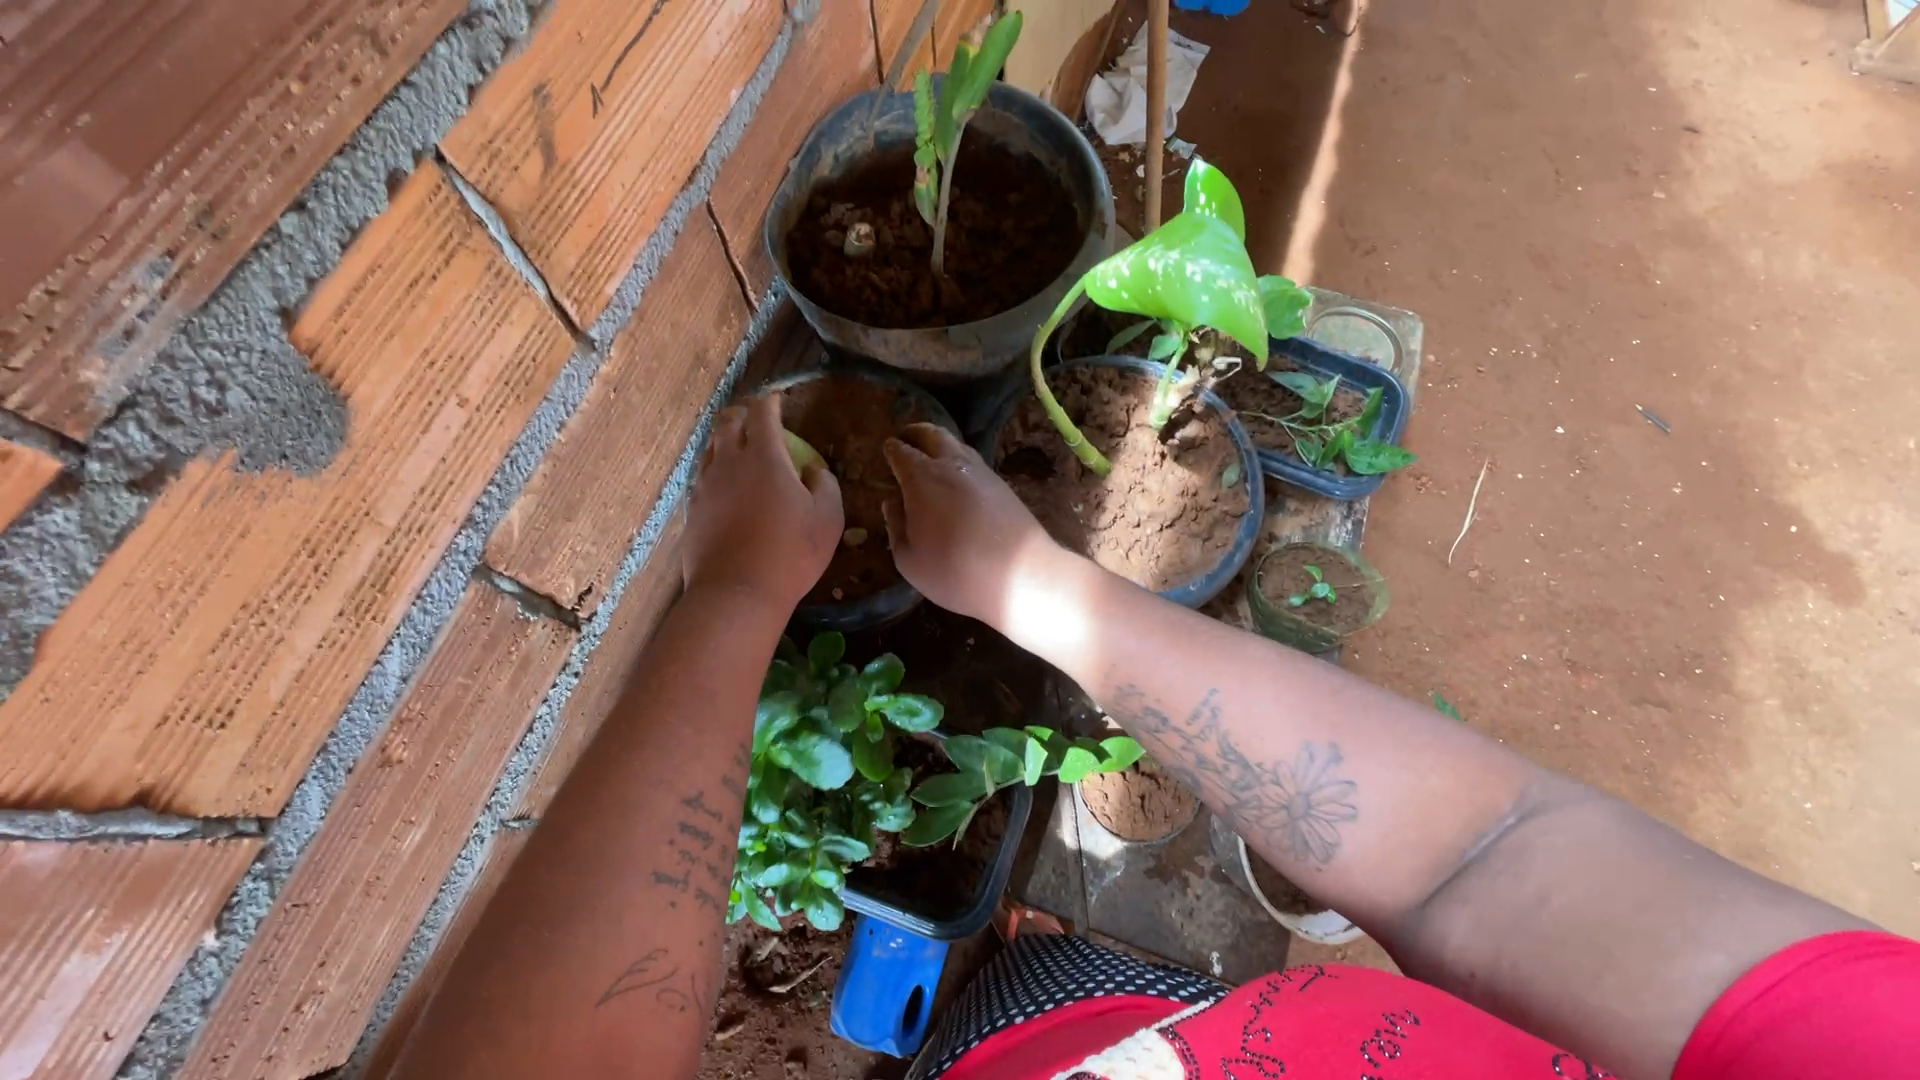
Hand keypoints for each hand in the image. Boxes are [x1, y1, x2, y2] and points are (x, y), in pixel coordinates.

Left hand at [683, 394, 842, 609]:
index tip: (778, 401)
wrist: (737, 592)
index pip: (763, 414)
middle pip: (728, 423)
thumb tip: (812, 470)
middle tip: (756, 420)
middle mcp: (729, 463)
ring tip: (738, 449)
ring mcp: (706, 486)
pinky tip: (725, 487)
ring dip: (725, 441)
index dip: (771, 403)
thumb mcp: (828, 519)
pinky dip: (716, 471)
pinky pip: (702, 478)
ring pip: (710, 449)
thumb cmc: (791, 554)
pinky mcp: (693, 511)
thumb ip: (824, 485)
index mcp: (765, 457)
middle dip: (743, 415)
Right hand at [880, 423, 1061, 625]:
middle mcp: (952, 465)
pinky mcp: (1003, 485)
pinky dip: (959, 460)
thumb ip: (896, 526)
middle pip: (932, 435)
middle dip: (916, 433)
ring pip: (956, 444)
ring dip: (939, 443)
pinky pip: (974, 462)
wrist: (1021, 575)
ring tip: (931, 454)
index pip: (902, 452)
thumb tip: (892, 503)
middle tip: (906, 436)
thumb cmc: (955, 571)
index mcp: (922, 479)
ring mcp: (982, 472)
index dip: (892, 450)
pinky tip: (957, 477)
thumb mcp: (910, 560)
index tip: (887, 449)